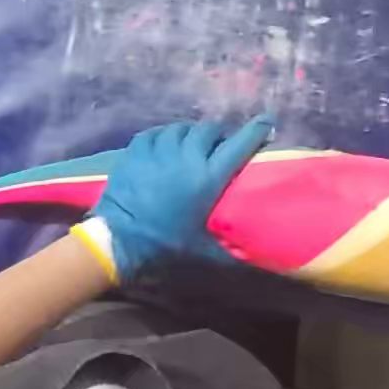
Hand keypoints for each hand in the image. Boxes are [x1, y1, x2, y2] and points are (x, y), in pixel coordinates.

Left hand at [74, 117, 274, 281]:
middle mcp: (188, 156)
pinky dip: (164, 135)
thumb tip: (268, 267)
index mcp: (209, 177)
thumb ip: (235, 253)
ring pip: (181, 127)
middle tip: (219, 144)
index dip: (257, 130)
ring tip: (190, 144)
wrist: (119, 237)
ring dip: (190, 133)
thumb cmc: (165, 244)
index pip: (240, 144)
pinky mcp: (136, 149)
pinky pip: (155, 132)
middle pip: (210, 129)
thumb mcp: (205, 250)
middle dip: (219, 134)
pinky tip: (164, 143)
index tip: (266, 122)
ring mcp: (160, 150)